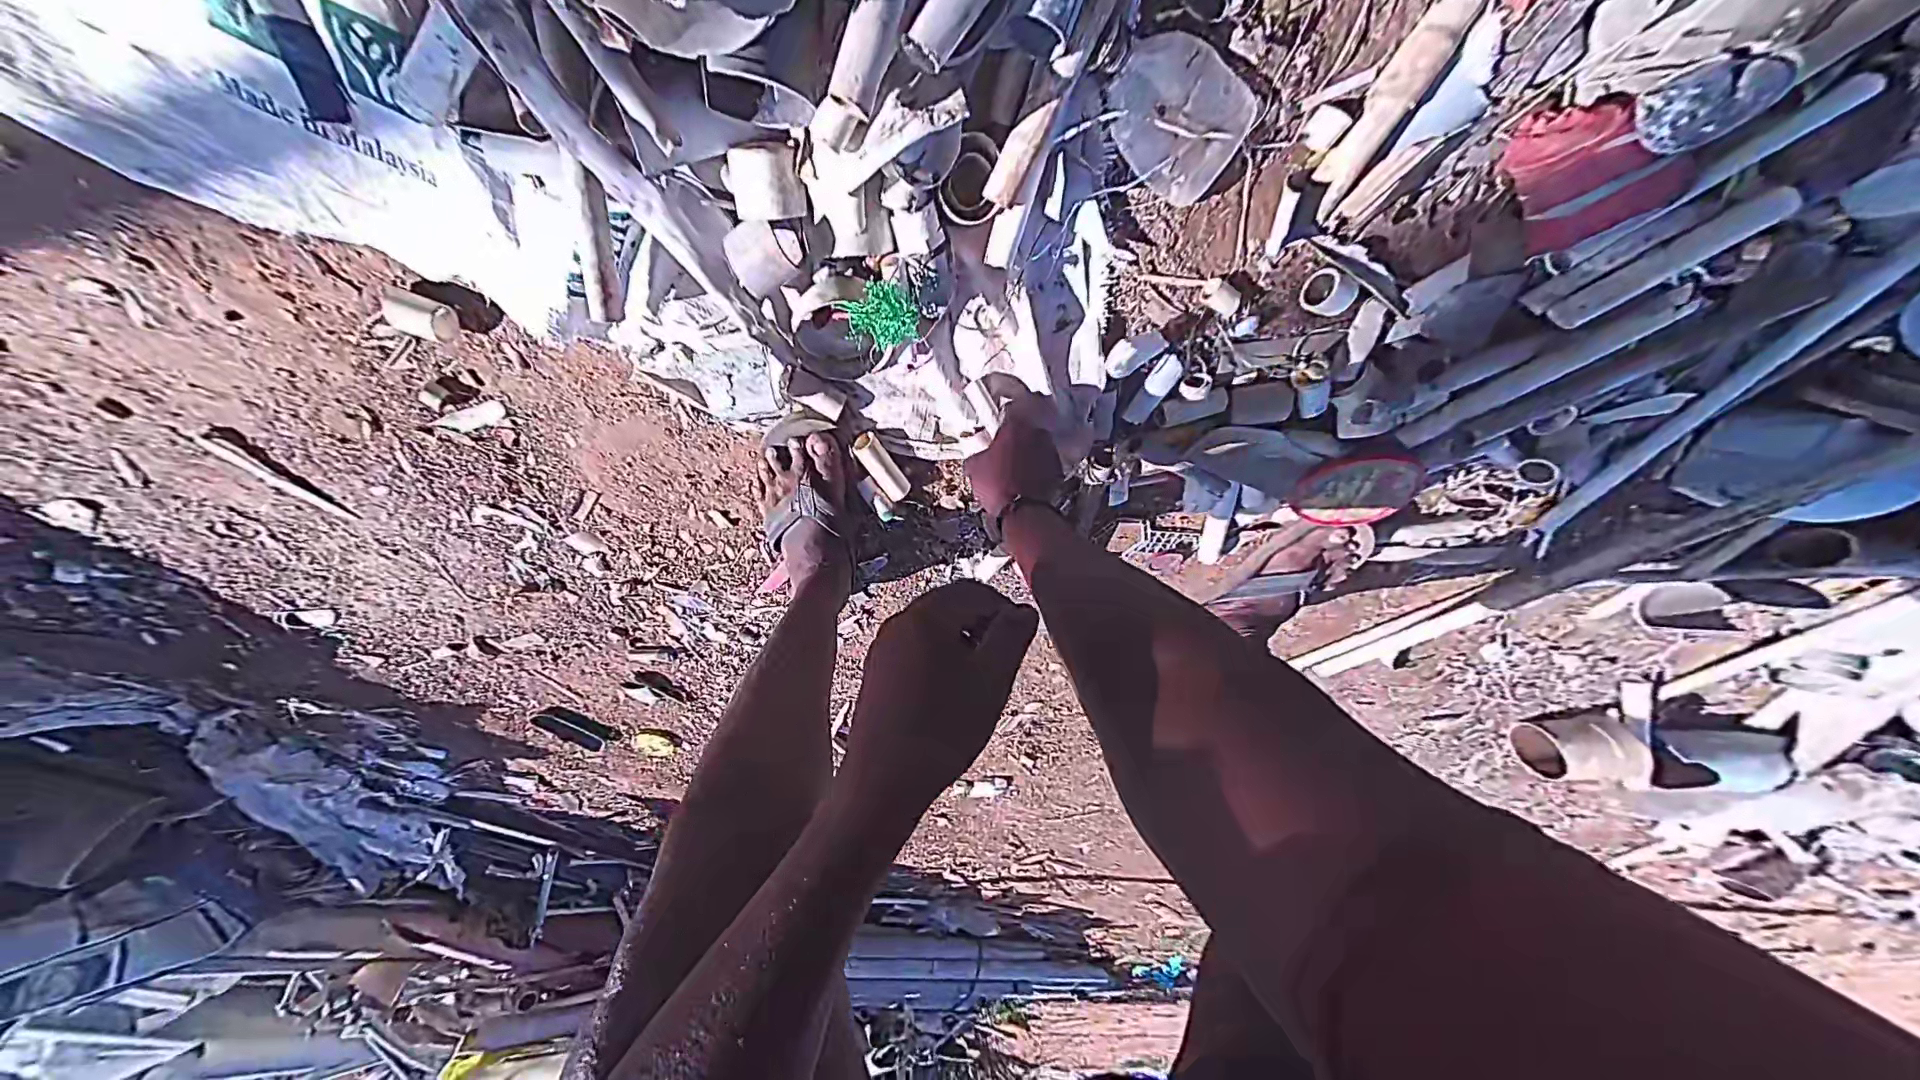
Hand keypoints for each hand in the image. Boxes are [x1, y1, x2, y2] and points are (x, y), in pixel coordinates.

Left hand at [841, 581, 1038, 807]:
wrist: (884, 780)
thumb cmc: (940, 731)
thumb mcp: (992, 679)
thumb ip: (1012, 636)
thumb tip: (1023, 612)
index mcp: (926, 616)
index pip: (975, 590)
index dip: (1005, 608)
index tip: (1021, 634)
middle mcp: (899, 624)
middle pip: (952, 606)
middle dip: (983, 626)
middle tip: (1003, 660)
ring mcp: (884, 649)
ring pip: (935, 631)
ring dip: (962, 645)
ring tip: (980, 682)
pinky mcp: (878, 675)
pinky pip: (917, 653)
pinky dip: (941, 662)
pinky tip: (951, 697)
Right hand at [964, 385, 1077, 519]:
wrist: (1024, 512)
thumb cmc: (998, 486)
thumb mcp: (975, 467)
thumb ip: (977, 452)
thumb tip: (975, 452)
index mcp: (1015, 426)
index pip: (1013, 405)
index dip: (1005, 411)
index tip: (1000, 416)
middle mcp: (1037, 432)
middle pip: (1030, 422)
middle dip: (1020, 429)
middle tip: (1008, 438)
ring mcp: (1050, 449)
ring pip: (1039, 440)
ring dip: (1030, 446)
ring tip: (1017, 459)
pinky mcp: (1058, 467)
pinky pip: (1047, 458)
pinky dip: (1039, 462)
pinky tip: (1028, 473)